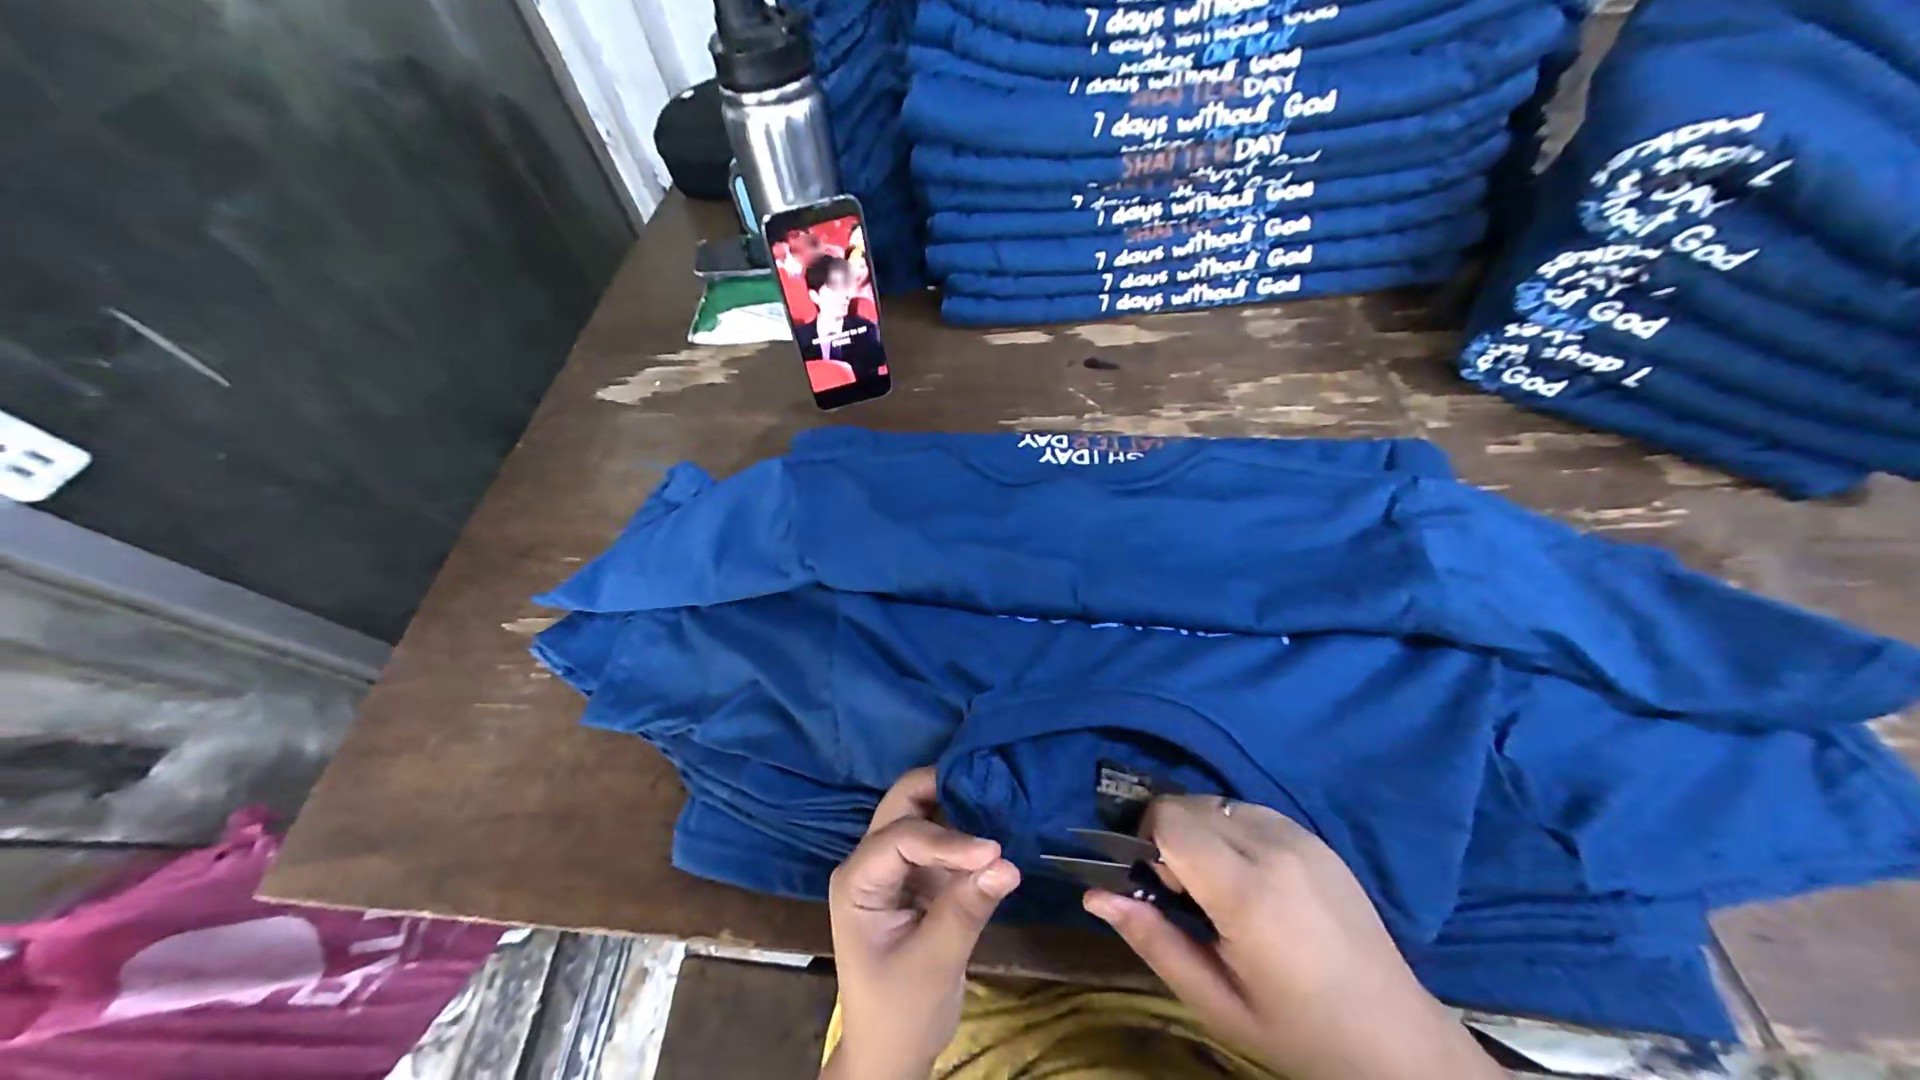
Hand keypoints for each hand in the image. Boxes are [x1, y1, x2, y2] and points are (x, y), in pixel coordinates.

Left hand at [821, 768, 1019, 1079]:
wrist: (893, 1050)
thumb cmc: (900, 1012)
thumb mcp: (932, 966)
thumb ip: (965, 911)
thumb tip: (1006, 865)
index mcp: (857, 881)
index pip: (900, 839)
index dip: (947, 840)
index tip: (993, 849)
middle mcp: (871, 862)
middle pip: (903, 804)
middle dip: (943, 789)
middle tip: (989, 785)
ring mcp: (896, 866)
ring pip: (923, 811)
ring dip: (957, 802)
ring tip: (997, 798)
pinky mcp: (921, 876)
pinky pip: (943, 837)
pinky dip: (967, 827)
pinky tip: (995, 825)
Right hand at [1083, 796, 1504, 1079]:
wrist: (1396, 1040)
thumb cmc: (1296, 1030)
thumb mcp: (1215, 1000)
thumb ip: (1151, 940)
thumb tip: (1093, 894)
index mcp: (1247, 892)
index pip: (1169, 819)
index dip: (1147, 842)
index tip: (1161, 888)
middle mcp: (1273, 847)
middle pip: (1187, 804)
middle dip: (1168, 837)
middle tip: (1186, 894)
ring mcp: (1300, 837)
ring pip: (1216, 802)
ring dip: (1200, 832)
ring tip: (1220, 886)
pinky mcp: (1316, 837)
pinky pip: (1250, 811)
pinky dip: (1231, 831)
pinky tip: (1250, 877)